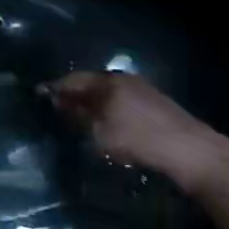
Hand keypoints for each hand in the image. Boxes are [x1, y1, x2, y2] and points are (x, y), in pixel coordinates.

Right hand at [41, 72, 228, 195]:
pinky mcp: (154, 102)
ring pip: (107, 92)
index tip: (40, 96)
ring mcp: (141, 88)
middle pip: (91, 83)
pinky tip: (107, 123)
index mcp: (108, 81)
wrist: (188, 149)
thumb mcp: (100, 132)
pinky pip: (121, 100)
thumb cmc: (138, 140)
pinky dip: (108, 108)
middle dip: (73, 95)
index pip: (73, 79)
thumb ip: (79, 115)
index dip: (55, 88)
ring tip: (79, 119)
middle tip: (58, 109)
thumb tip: (60, 100)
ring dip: (92, 103)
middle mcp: (123, 79)